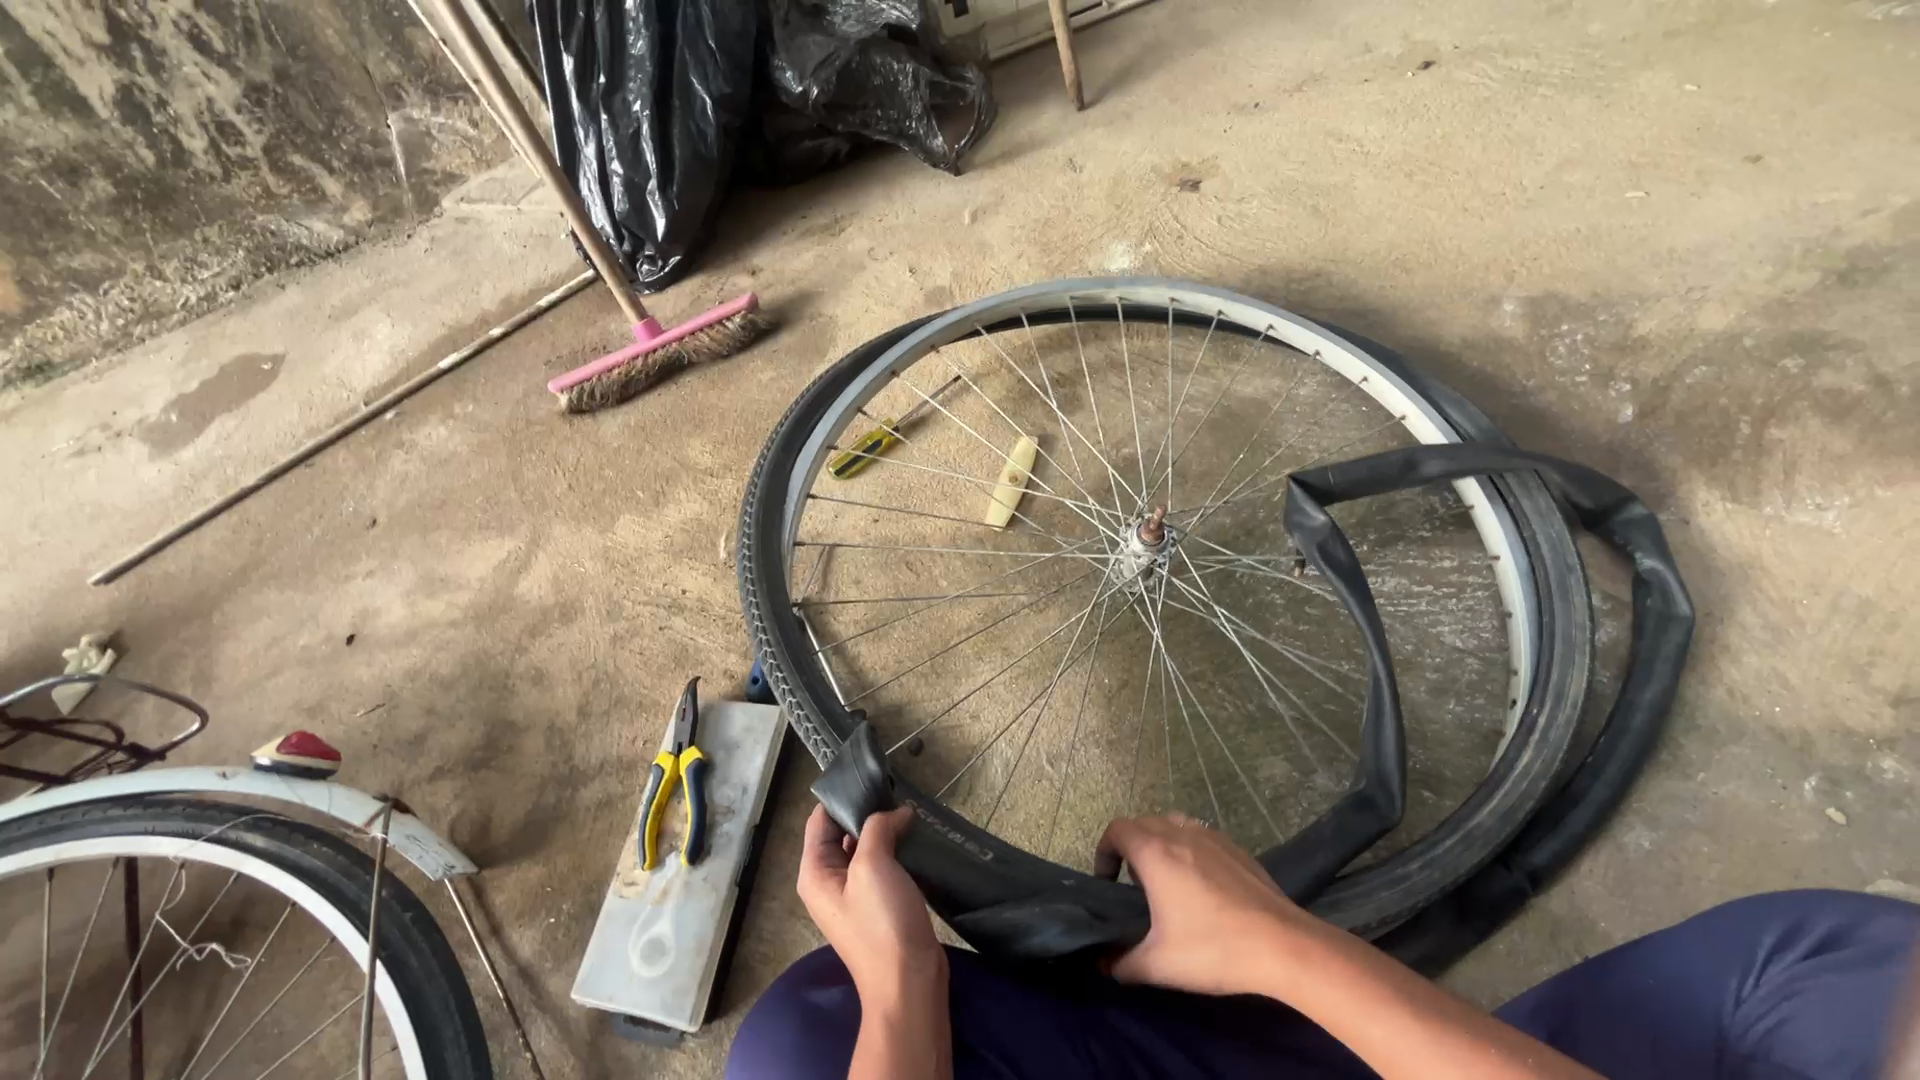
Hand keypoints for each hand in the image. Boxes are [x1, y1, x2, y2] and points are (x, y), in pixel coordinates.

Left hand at [798, 804, 944, 999]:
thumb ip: (877, 828)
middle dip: (866, 811)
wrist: (909, 982)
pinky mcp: (878, 903)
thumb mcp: (873, 865)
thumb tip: (896, 811)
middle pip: (841, 832)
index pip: (820, 819)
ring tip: (908, 810)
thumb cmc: (882, 923)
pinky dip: (895, 849)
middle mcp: (828, 881)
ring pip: (865, 847)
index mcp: (815, 872)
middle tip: (896, 790)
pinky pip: (882, 865)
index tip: (872, 778)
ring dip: (884, 829)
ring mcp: (854, 894)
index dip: (843, 797)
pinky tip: (915, 837)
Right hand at [1098, 813, 1313, 995]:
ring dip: (1161, 842)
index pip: (1117, 829)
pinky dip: (1189, 848)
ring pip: (1174, 823)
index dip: (1104, 851)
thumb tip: (1103, 964)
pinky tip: (1202, 884)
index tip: (1108, 882)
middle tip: (1134, 885)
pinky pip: (1201, 835)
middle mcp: (1180, 834)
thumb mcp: (1159, 965)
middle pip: (1143, 823)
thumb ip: (1121, 964)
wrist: (1283, 946)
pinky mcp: (1237, 849)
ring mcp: (1212, 838)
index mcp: (1155, 853)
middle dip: (1130, 846)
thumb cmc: (1214, 949)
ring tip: (1167, 879)